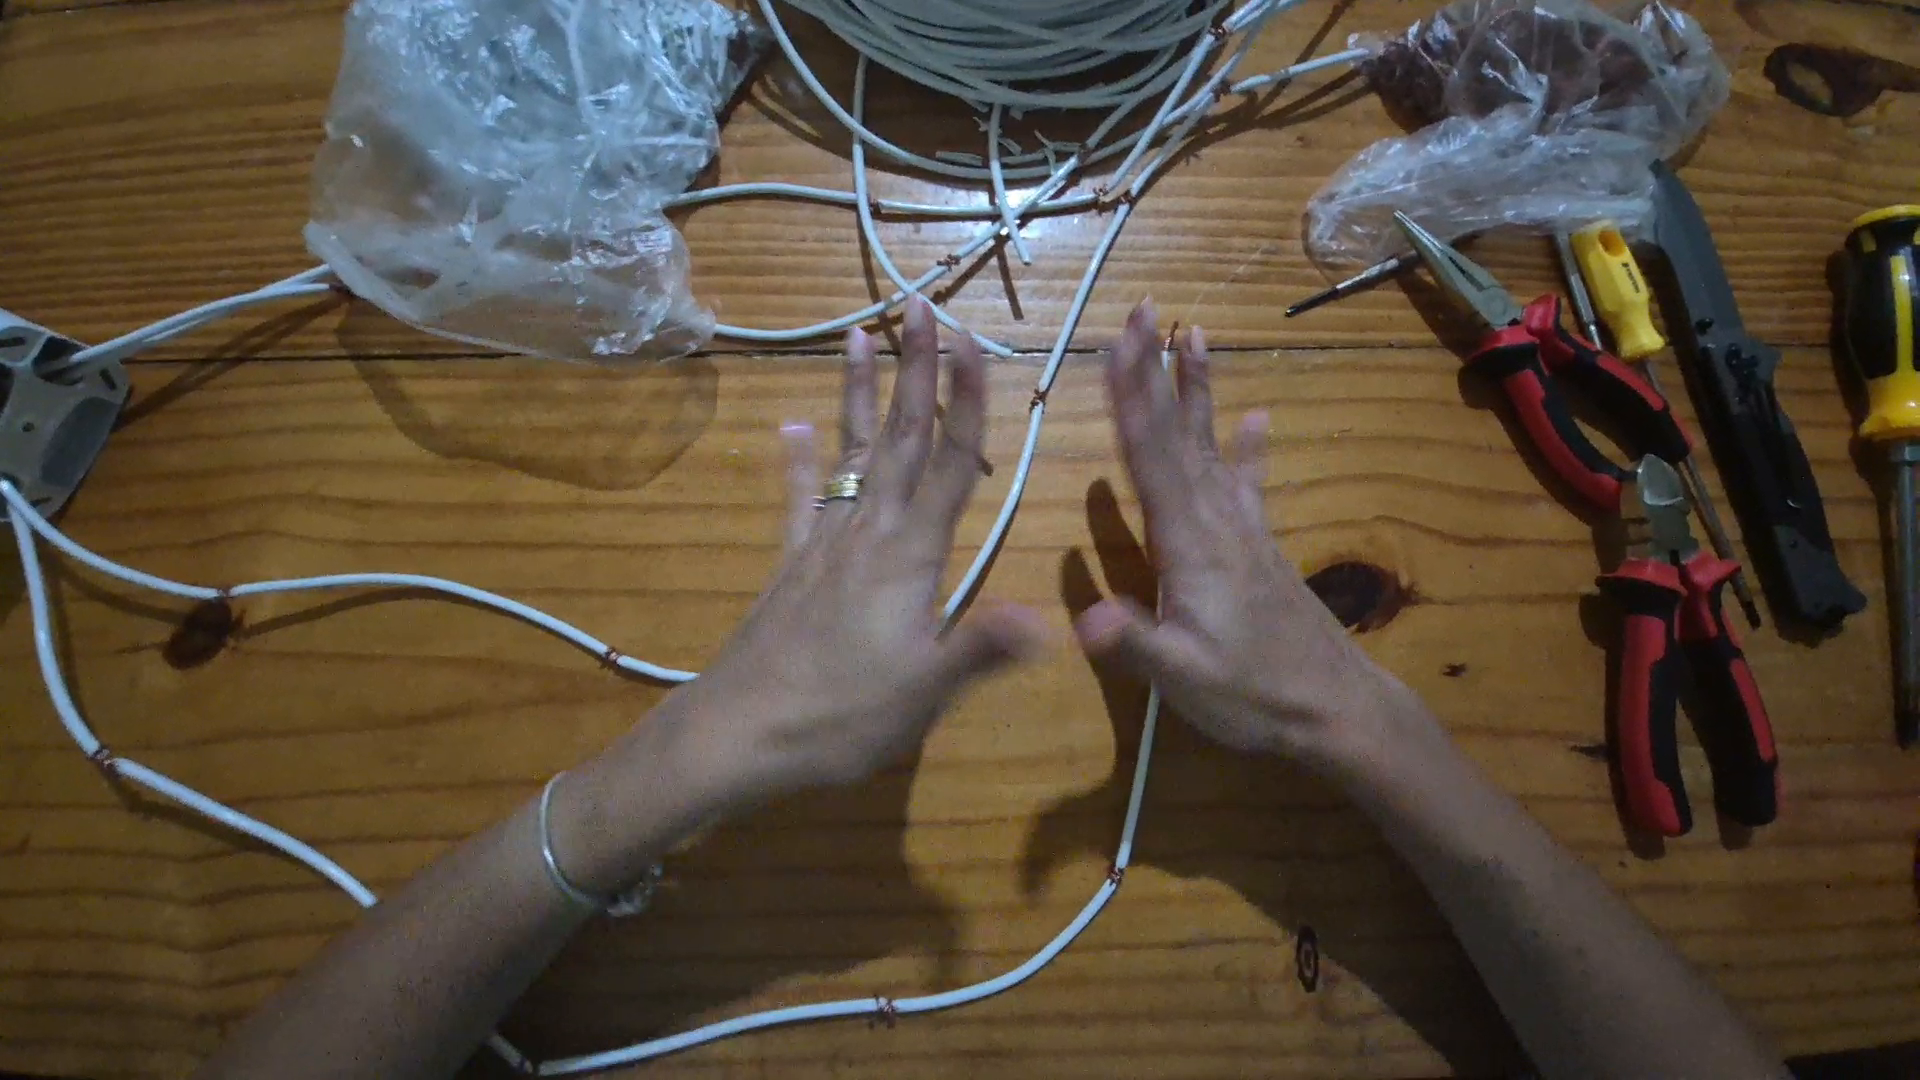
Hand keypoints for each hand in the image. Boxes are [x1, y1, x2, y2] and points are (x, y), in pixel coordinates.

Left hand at [663, 299, 1046, 809]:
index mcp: (908, 556)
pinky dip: (797, 460)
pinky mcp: (792, 562)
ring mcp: (823, 541)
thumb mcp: (923, 692)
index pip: (948, 467)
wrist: (737, 732)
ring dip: (860, 393)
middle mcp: (867, 532)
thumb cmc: (840, 716)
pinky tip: (790, 425)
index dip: (965, 405)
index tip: (973, 343)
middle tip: (918, 307)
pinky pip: (800, 498)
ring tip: (858, 333)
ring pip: (851, 453)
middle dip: (914, 371)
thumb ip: (981, 648)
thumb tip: (1046, 620)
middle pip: (899, 440)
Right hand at [1073, 300, 1433, 775]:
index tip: (1119, 341)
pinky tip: (1261, 419)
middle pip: (1178, 432)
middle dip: (1156, 370)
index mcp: (1189, 540)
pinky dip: (1251, 448)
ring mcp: (1241, 528)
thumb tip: (1084, 617)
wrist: (1335, 709)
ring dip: (1198, 390)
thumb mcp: (1184, 679)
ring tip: (1194, 336)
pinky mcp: (1257, 544)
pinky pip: (1248, 483)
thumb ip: (1135, 645)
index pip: (1152, 454)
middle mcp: (1215, 518)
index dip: (1132, 396)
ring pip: (1212, 445)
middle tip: (1144, 310)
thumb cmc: (1253, 693)